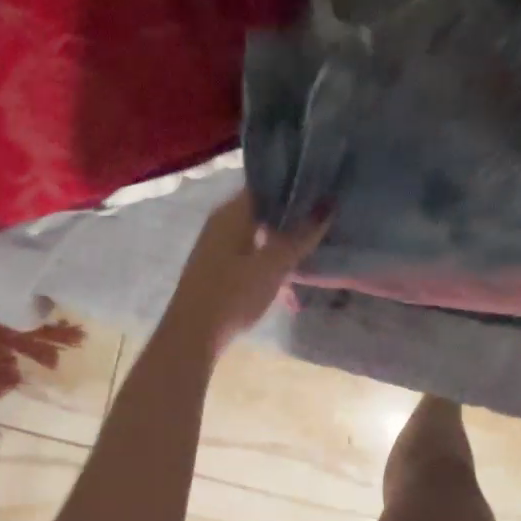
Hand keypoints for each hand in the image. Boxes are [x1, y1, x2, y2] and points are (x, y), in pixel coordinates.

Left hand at [162, 191, 328, 353]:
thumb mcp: (274, 265)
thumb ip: (301, 236)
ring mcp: (219, 246)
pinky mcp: (220, 269)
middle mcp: (222, 223)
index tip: (323, 190)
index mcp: (232, 213)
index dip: (294, 185)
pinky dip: (271, 262)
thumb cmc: (233, 294)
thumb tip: (328, 205)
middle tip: (326, 219)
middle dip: (293, 216)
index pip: (266, 185)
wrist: (193, 335)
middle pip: (264, 211)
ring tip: (314, 250)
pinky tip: (291, 284)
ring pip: (259, 235)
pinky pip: (252, 255)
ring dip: (284, 243)